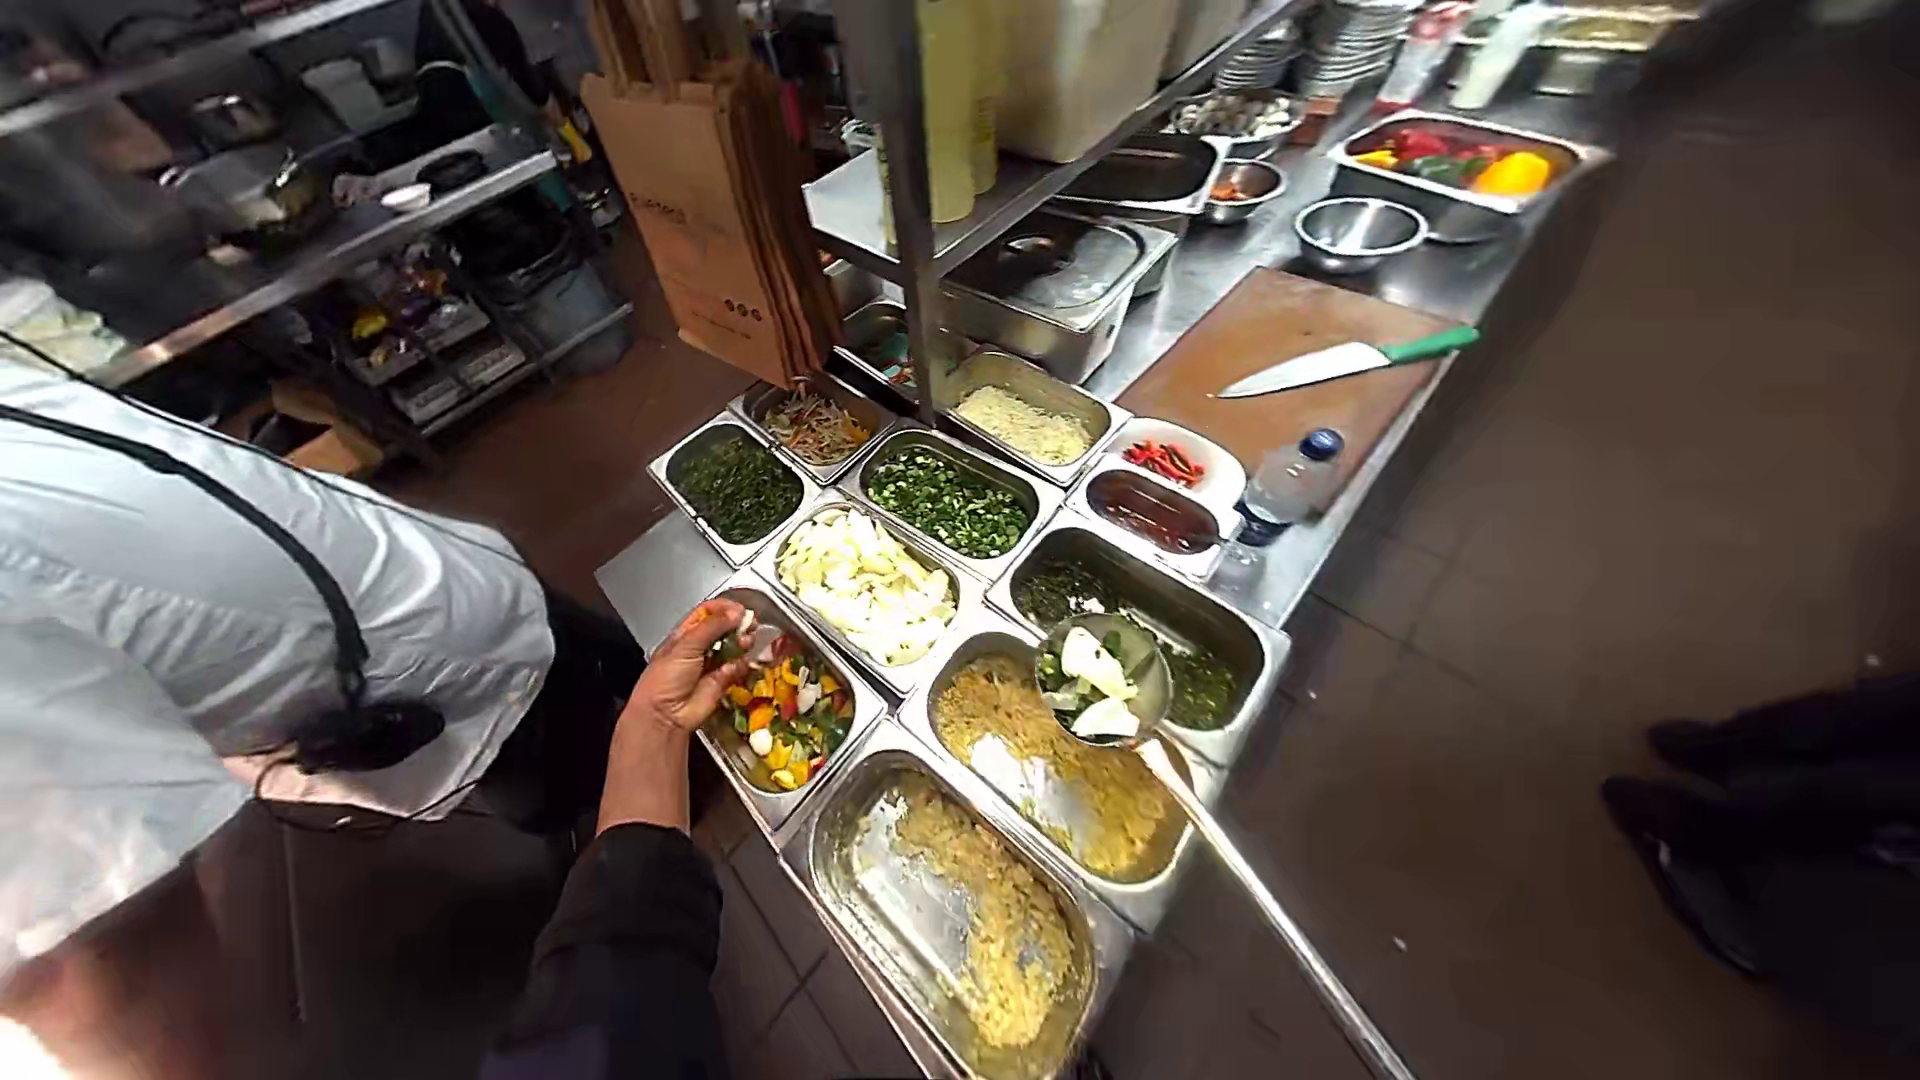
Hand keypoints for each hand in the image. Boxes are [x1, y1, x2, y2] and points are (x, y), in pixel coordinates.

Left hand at [625, 598, 750, 733]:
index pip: (707, 613)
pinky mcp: (723, 679)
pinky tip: (740, 662)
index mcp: (685, 634)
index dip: (723, 608)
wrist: (666, 715)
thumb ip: (713, 627)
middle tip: (750, 624)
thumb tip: (737, 612)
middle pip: (724, 628)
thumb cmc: (666, 677)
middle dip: (738, 624)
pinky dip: (742, 663)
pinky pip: (738, 666)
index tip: (739, 609)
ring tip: (746, 642)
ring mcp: (713, 662)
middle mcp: (700, 646)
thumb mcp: (686, 645)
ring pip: (734, 646)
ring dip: (743, 641)